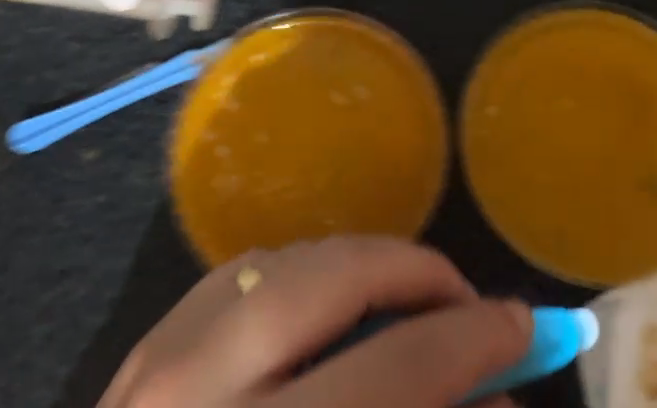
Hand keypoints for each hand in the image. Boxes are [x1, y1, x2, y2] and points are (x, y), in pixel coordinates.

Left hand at [99, 236, 530, 407]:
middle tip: (466, 301)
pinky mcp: (134, 359)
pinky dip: (296, 276)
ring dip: (357, 266)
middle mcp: (203, 397)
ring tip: (402, 300)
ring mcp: (153, 370)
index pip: (400, 368)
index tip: (522, 325)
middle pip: (332, 278)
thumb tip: (493, 393)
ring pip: (281, 262)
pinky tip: (324, 307)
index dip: (476, 338)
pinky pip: (234, 277)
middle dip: (419, 273)